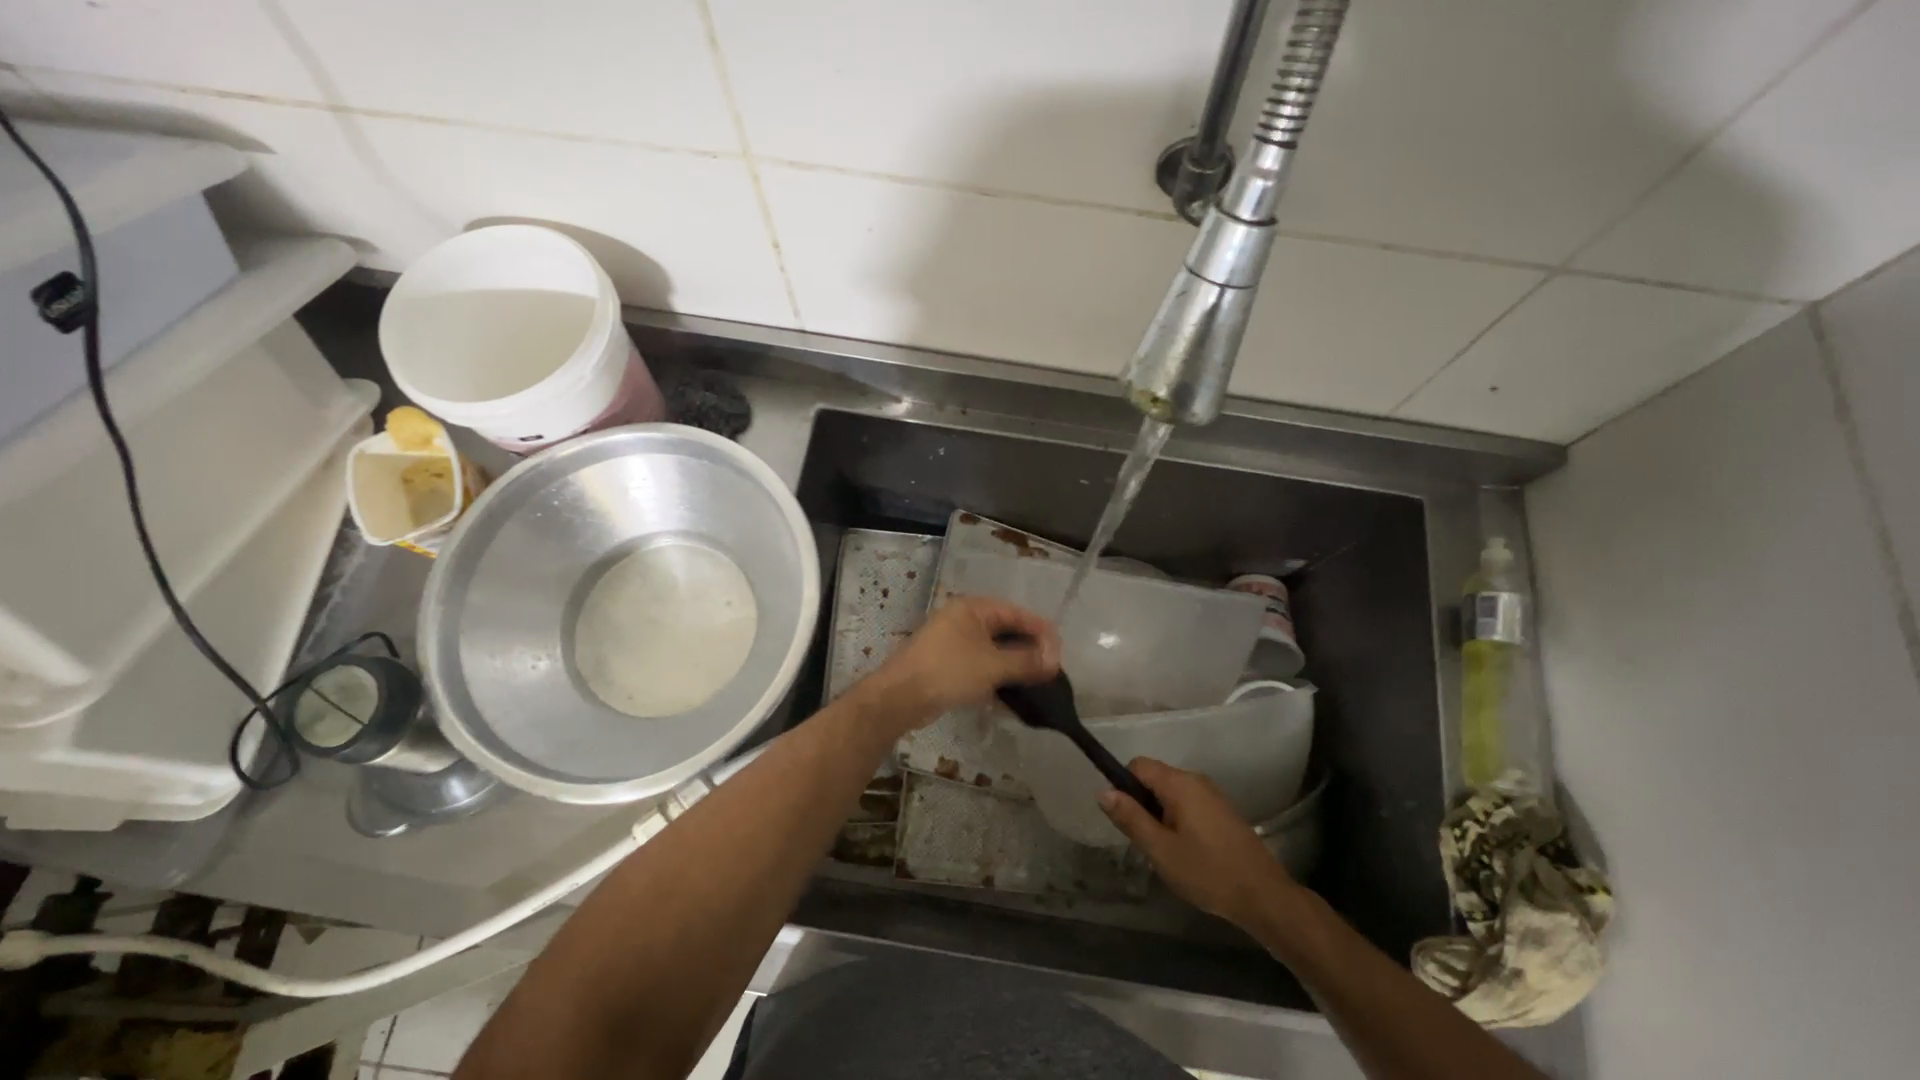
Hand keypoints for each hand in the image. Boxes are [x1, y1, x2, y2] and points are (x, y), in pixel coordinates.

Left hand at [859, 596, 1059, 733]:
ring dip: (1013, 665)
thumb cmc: (948, 671)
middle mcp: (962, 620)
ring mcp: (952, 643)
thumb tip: (1054, 661)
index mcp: (972, 609)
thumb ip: (1026, 662)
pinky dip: (996, 677)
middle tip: (1050, 668)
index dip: (1040, 631)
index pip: (1016, 613)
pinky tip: (1011, 696)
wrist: (899, 698)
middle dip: (1028, 649)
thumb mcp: (993, 665)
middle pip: (1005, 630)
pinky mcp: (946, 665)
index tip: (1059, 651)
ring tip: (1036, 683)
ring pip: (992, 650)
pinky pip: (980, 666)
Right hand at [1099, 758, 1300, 929]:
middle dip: (1142, 805)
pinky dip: (1177, 822)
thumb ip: (1130, 818)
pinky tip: (1185, 853)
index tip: (1124, 819)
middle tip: (1145, 842)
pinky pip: (1188, 806)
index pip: (1138, 765)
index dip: (1123, 786)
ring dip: (1159, 816)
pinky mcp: (1222, 812)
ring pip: (1171, 794)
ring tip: (1164, 852)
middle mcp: (1197, 781)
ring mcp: (1213, 796)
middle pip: (1154, 778)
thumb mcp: (1160, 849)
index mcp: (1180, 784)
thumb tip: (1103, 791)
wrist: (1262, 896)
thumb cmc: (1207, 872)